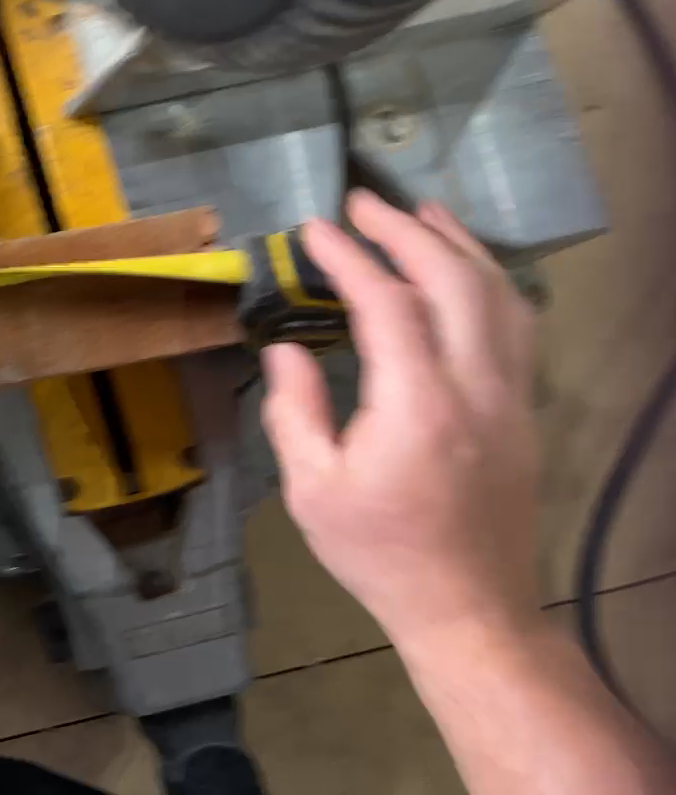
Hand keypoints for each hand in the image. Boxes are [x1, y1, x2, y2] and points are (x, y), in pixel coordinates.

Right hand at [261, 190, 541, 644]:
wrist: (469, 605)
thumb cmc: (375, 546)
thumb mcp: (311, 484)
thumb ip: (296, 409)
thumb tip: (285, 348)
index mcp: (419, 408)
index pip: (390, 308)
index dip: (351, 259)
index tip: (312, 228)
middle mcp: (479, 392)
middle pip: (458, 287)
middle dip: (408, 234)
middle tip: (362, 202)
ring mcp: (513, 399)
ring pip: (502, 300)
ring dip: (460, 248)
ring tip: (422, 213)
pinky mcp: (523, 410)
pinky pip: (516, 326)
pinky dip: (489, 283)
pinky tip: (463, 271)